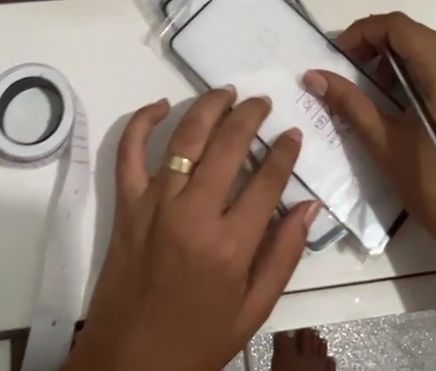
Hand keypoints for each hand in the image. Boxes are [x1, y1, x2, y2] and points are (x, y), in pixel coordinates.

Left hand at [65, 87, 321, 370]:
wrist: (129, 364)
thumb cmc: (197, 341)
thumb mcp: (252, 311)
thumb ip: (283, 255)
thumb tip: (309, 206)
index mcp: (230, 246)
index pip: (267, 180)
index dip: (285, 151)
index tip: (293, 133)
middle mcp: (193, 215)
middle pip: (228, 145)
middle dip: (251, 115)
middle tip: (263, 103)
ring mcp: (155, 204)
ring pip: (185, 137)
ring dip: (209, 107)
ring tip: (227, 92)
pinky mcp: (126, 205)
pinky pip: (129, 152)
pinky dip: (143, 121)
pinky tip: (162, 105)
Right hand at [305, 15, 435, 370]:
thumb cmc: (435, 187)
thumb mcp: (386, 143)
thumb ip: (349, 102)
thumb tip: (313, 76)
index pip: (398, 26)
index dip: (363, 31)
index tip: (338, 53)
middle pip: (415, 33)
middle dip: (377, 43)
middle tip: (349, 68)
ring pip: (430, 47)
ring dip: (397, 57)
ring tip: (373, 87)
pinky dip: (418, 70)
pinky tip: (401, 99)